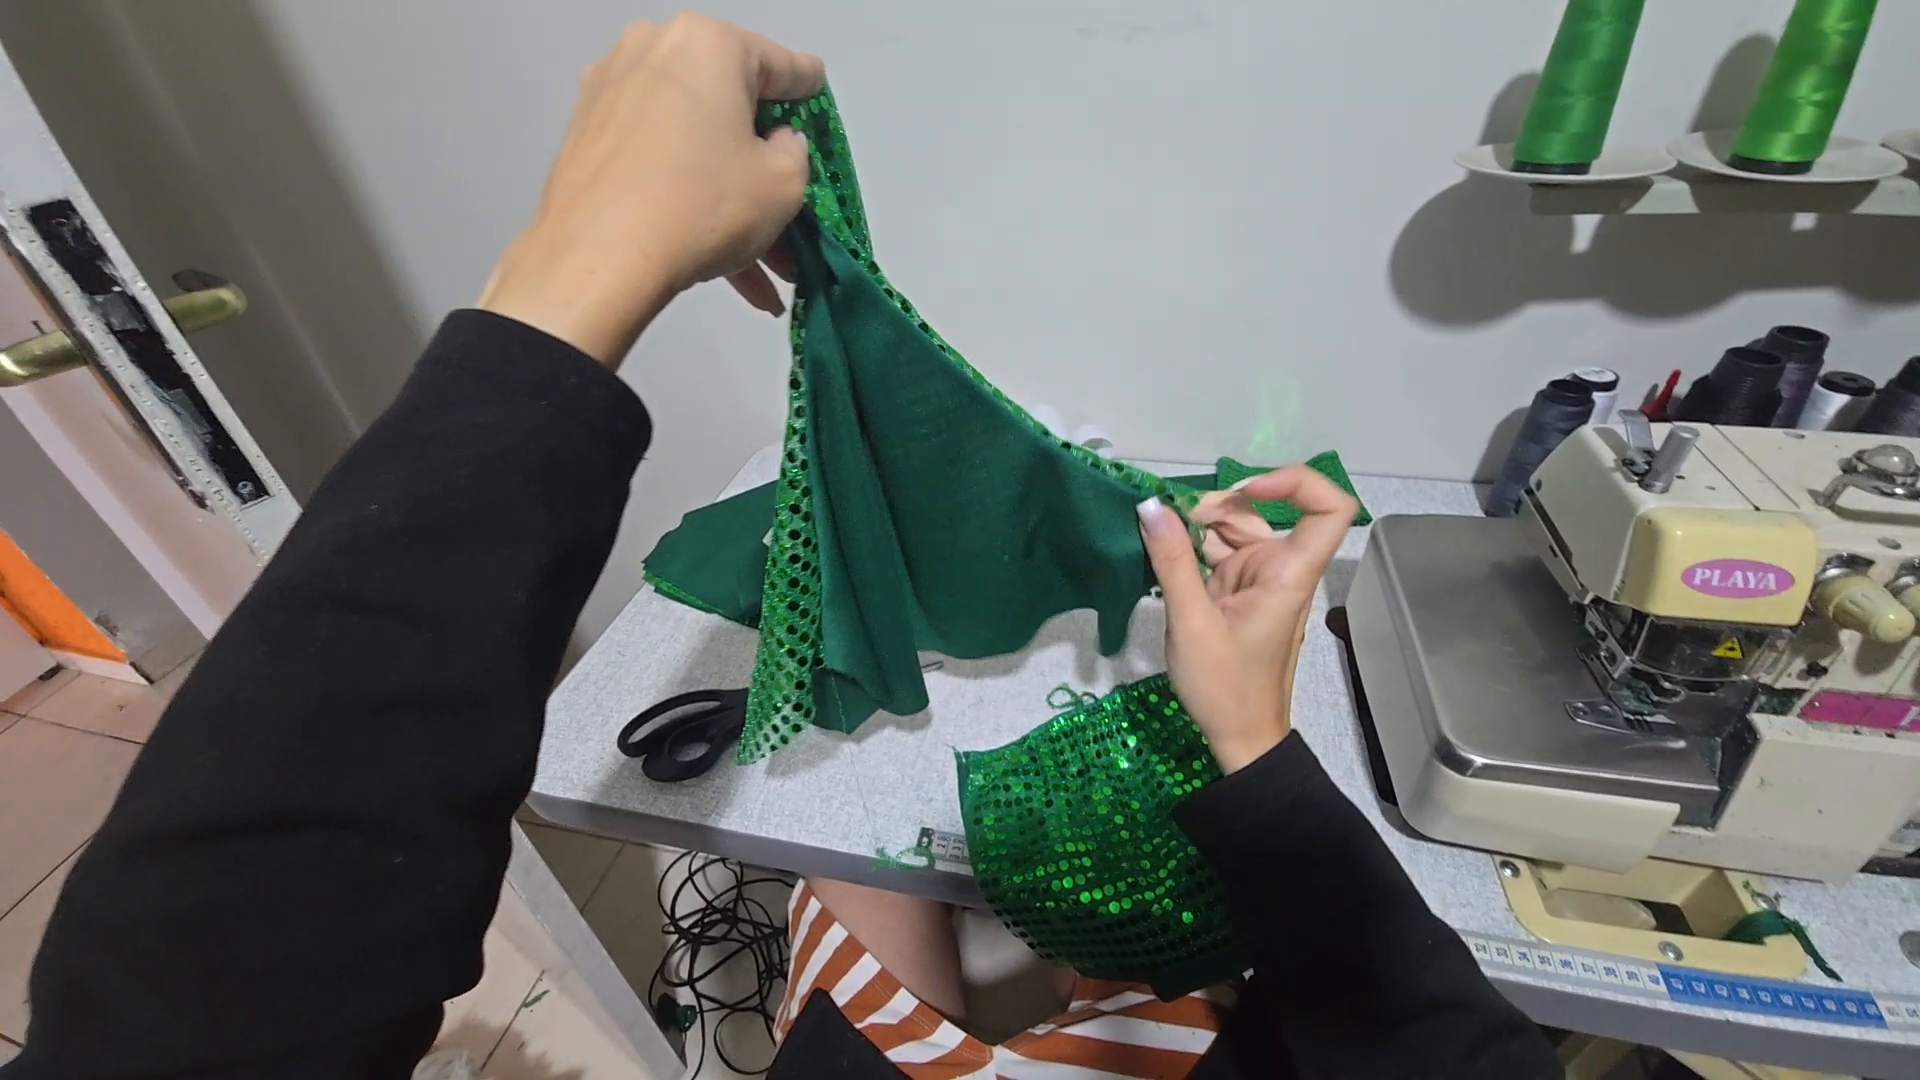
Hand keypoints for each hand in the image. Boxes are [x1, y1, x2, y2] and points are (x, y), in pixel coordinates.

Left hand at [479, 15, 824, 365]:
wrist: (602, 256)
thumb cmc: (706, 205)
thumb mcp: (783, 184)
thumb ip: (794, 152)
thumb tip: (776, 141)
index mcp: (708, 46)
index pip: (777, 63)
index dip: (807, 83)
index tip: (818, 86)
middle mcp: (654, 52)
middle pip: (730, 112)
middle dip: (765, 170)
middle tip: (792, 211)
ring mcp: (613, 94)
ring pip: (697, 150)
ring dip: (735, 208)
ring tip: (764, 272)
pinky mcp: (590, 139)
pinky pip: (662, 168)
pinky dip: (694, 208)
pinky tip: (721, 269)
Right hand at [1137, 468, 1357, 772]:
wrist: (1238, 737)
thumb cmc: (1226, 687)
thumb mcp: (1191, 622)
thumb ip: (1172, 561)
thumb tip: (1150, 506)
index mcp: (1289, 573)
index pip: (1329, 509)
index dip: (1295, 484)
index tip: (1246, 488)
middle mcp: (1279, 568)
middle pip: (1257, 513)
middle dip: (1212, 508)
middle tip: (1165, 524)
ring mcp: (1256, 580)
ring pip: (1230, 531)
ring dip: (1193, 528)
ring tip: (1154, 538)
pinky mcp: (1235, 593)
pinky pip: (1214, 554)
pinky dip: (1188, 549)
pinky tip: (1159, 554)